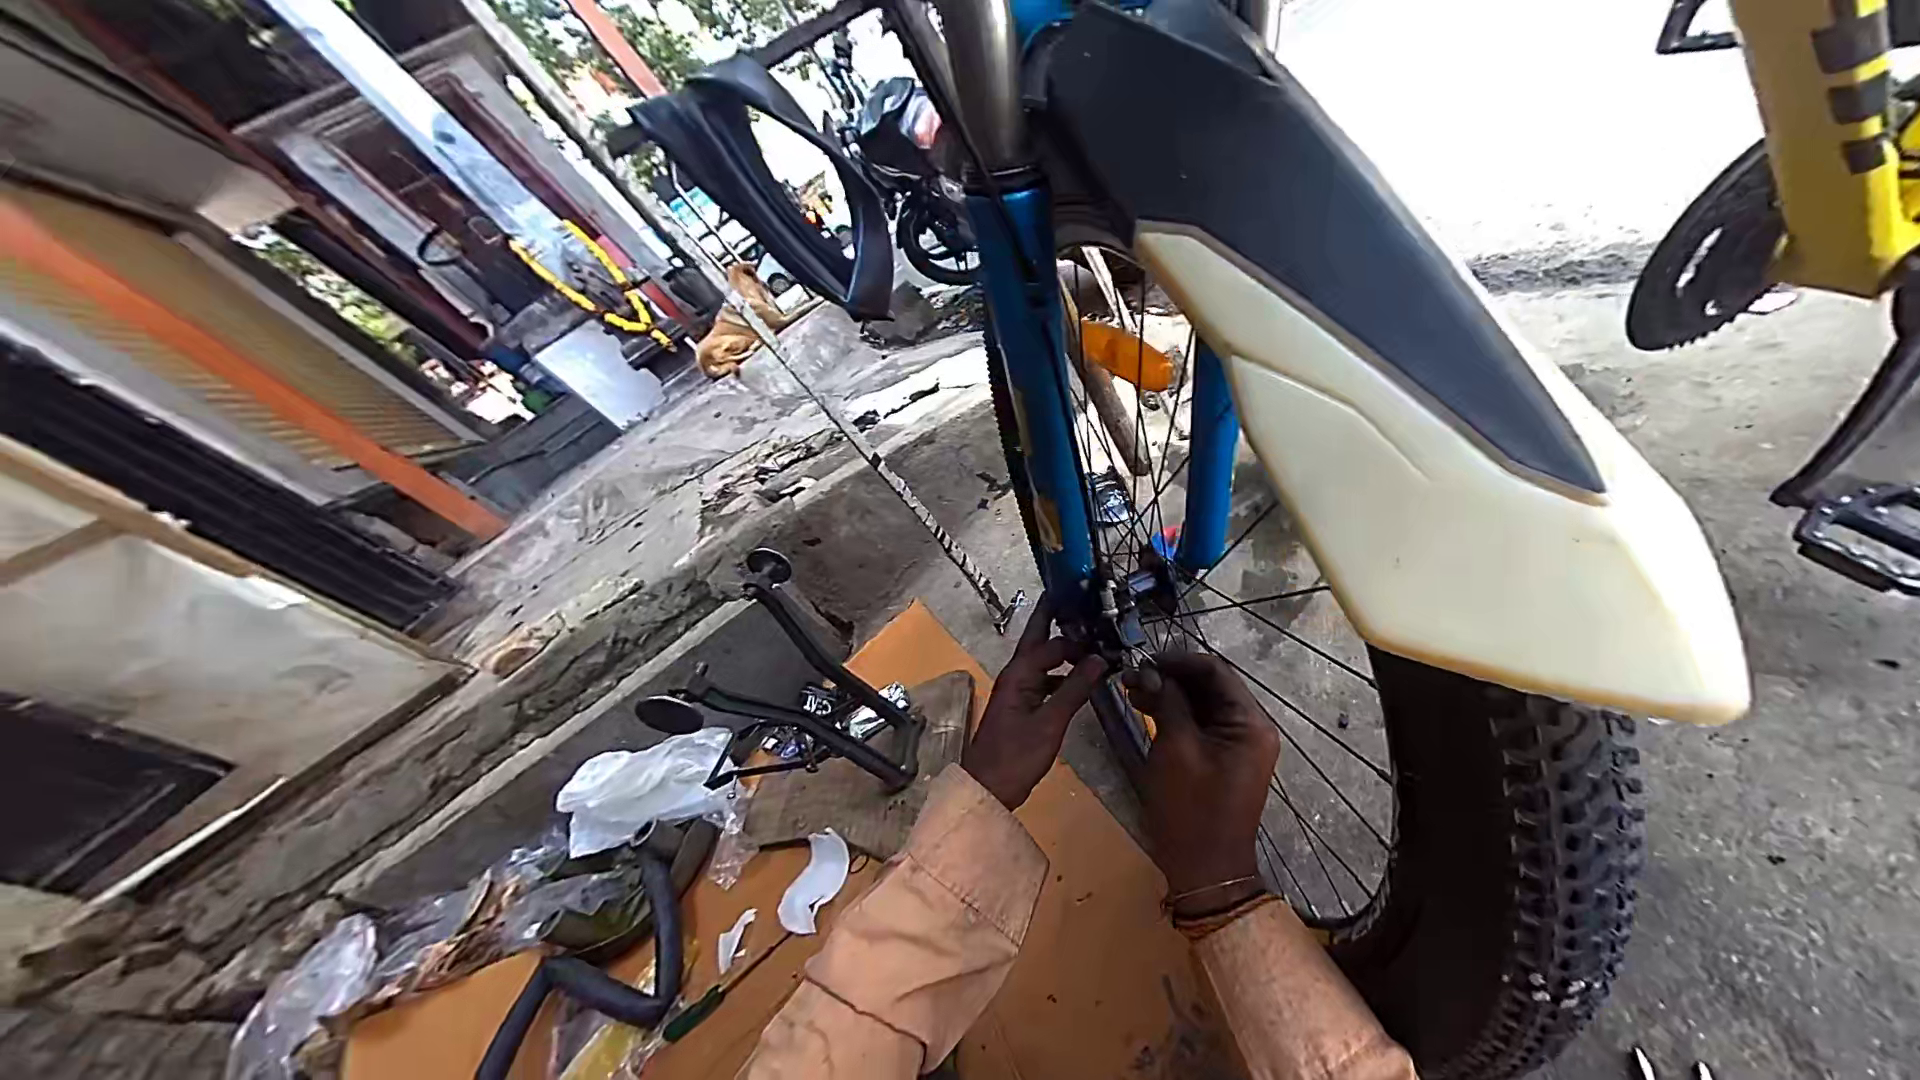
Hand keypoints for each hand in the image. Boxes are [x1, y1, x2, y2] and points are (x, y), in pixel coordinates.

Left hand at [963, 597, 1108, 808]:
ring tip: (1088, 640)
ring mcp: (1016, 690)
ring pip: (1040, 660)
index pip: (1051, 644)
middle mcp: (1015, 675)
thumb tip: (1099, 659)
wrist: (988, 787)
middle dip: (1053, 619)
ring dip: (1061, 649)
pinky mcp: (1020, 705)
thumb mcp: (1050, 723)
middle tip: (1076, 600)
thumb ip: (1075, 689)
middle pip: (1037, 639)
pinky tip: (1078, 680)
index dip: (1076, 637)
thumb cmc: (1016, 756)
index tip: (1100, 626)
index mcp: (1019, 674)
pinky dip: (1060, 674)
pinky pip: (1042, 679)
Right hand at [1125, 652, 1278, 914]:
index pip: (1216, 671)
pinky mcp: (1220, 756)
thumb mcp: (1176, 748)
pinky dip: (1172, 712)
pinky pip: (1198, 722)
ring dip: (1167, 692)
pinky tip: (1143, 706)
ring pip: (1200, 702)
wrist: (1204, 868)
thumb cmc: (1191, 808)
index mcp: (1250, 723)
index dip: (1177, 660)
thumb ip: (1167, 701)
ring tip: (1129, 688)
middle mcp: (1249, 728)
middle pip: (1208, 685)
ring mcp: (1236, 743)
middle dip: (1169, 676)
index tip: (1141, 660)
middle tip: (1129, 674)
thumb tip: (1149, 670)